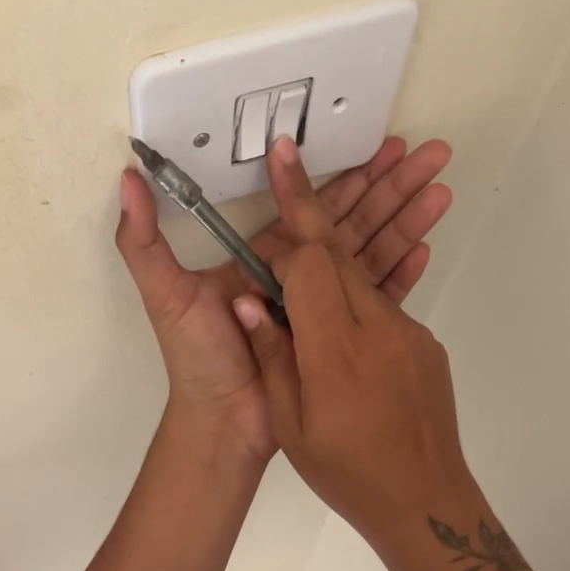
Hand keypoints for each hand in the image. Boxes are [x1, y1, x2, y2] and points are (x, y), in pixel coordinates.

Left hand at [115, 136, 453, 461]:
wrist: (225, 423)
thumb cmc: (197, 361)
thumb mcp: (164, 295)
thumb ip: (144, 240)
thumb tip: (128, 176)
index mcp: (264, 261)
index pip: (312, 210)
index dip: (349, 177)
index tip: (382, 147)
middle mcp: (296, 280)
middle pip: (352, 224)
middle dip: (392, 189)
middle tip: (432, 155)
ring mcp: (320, 311)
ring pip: (370, 255)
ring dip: (406, 222)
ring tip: (441, 192)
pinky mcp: (339, 342)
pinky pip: (375, 302)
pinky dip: (400, 275)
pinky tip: (426, 248)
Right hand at [233, 137, 474, 538]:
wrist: (424, 502)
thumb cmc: (348, 473)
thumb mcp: (294, 425)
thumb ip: (273, 357)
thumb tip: (250, 301)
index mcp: (333, 350)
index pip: (309, 262)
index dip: (292, 210)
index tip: (281, 161)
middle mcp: (375, 329)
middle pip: (344, 249)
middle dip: (320, 197)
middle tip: (302, 151)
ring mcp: (406, 335)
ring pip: (375, 264)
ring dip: (377, 213)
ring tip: (409, 156)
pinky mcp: (424, 345)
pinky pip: (392, 296)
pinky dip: (380, 270)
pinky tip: (407, 238)